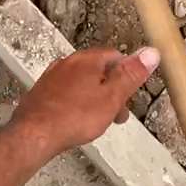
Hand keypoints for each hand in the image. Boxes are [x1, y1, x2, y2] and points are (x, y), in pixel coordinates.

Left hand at [9, 47, 159, 154]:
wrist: (34, 133)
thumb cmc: (75, 117)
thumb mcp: (112, 97)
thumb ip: (131, 75)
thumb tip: (151, 52)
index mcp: (87, 60)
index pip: (115, 56)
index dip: (127, 74)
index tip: (131, 93)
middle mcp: (67, 63)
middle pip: (97, 71)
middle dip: (110, 90)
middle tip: (117, 114)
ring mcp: (51, 77)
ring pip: (80, 84)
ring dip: (93, 99)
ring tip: (97, 122)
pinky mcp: (40, 93)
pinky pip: (64, 94)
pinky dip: (74, 104)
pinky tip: (75, 120)